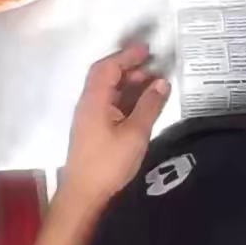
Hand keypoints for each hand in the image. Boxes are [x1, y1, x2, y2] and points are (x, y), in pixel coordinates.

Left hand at [61, 45, 169, 210]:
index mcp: (94, 100)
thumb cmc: (108, 163)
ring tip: (152, 83)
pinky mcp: (93, 129)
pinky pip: (109, 103)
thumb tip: (161, 83)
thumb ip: (149, 106)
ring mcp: (89, 117)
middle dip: (128, 67)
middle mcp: (88, 104)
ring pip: (108, 90)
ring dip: (128, 83)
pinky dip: (125, 98)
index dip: (126, 56)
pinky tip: (141, 103)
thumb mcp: (135, 133)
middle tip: (152, 66)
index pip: (107, 68)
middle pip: (105, 76)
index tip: (147, 50)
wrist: (84, 194)